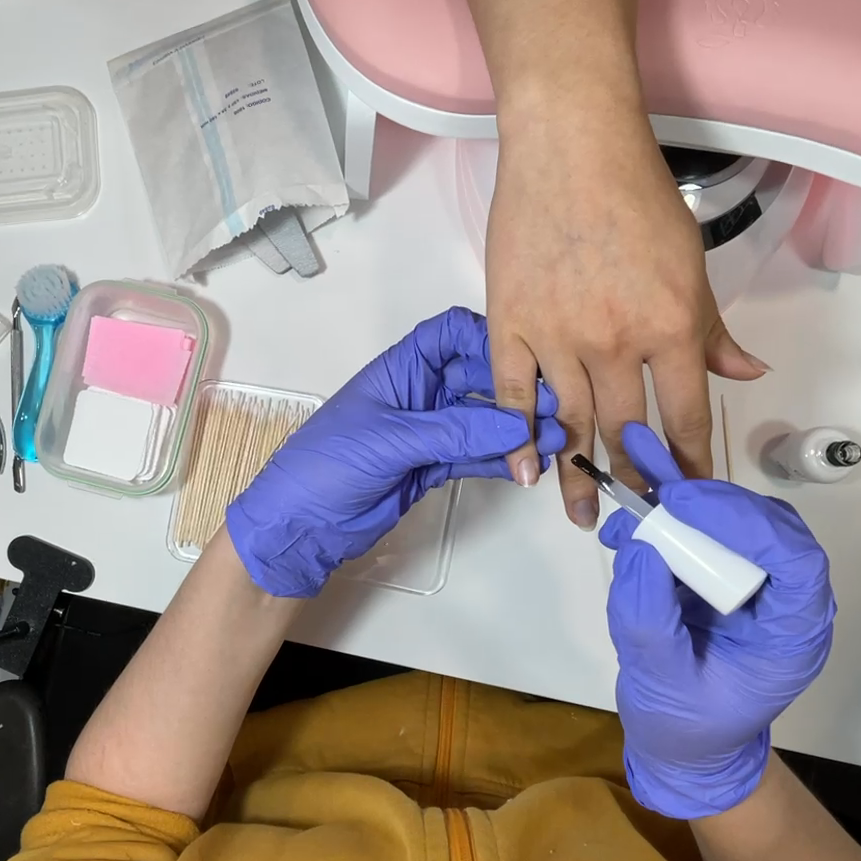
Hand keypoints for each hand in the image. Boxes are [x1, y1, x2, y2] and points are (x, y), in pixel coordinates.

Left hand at [226, 307, 565, 597]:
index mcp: (399, 370)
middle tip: (558, 410)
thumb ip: (453, 432)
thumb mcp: (390, 440)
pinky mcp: (430, 466)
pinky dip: (501, 460)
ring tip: (557, 442)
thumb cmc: (329, 465)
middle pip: (476, 379)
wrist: (302, 524)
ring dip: (516, 431)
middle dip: (515, 392)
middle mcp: (418, 394)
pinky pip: (473, 456)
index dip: (485, 339)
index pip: (448, 336)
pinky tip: (529, 465)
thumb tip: (518, 426)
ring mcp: (426, 432)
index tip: (527, 358)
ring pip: (480, 422)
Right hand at [485, 114, 767, 528]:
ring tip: (579, 513)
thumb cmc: (634, 195)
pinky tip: (525, 469)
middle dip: (633, 483)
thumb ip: (713, 327)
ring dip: (576, 474)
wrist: (568, 149)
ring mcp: (557, 337)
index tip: (688, 496)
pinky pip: (512, 393)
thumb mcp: (691, 260)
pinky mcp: (511, 324)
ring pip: (567, 422)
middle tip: (634, 517)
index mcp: (671, 326)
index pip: (683, 416)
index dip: (687, 465)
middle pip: (624, 432)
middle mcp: (615, 343)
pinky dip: (518, 434)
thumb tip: (744, 373)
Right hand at [599, 422, 834, 818]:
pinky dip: (669, 516)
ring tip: (636, 493)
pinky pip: (704, 534)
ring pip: (738, 522)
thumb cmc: (684, 725)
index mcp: (789, 635)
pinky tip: (630, 513)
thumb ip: (649, 619)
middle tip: (657, 495)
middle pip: (770, 529)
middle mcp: (782, 601)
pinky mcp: (719, 577)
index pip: (794, 561)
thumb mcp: (660, 681)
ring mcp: (752, 587)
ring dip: (688, 502)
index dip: (745, 522)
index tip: (683, 504)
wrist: (686, 746)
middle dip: (714, 503)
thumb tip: (642, 545)